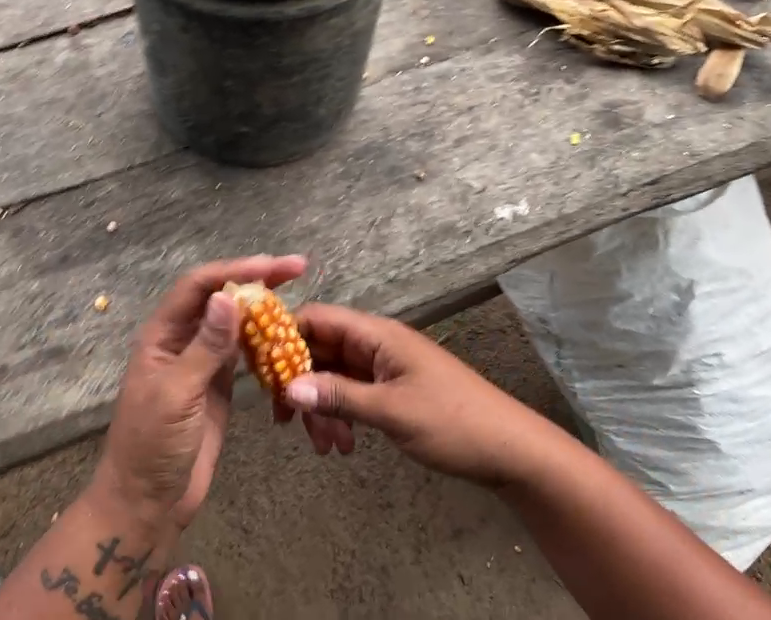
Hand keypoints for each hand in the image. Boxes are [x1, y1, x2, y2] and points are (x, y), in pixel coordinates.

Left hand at [91, 254, 307, 531]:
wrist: (147, 501)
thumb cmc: (151, 445)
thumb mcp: (177, 394)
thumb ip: (205, 347)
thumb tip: (229, 296)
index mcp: (162, 334)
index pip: (199, 286)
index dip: (235, 269)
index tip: (274, 265)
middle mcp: (181, 340)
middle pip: (220, 297)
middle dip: (255, 280)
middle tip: (298, 268)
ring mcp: (201, 363)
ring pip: (234, 323)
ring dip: (263, 309)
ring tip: (298, 296)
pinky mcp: (217, 386)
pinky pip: (242, 354)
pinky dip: (264, 342)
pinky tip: (286, 336)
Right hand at [280, 303, 563, 488]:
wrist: (511, 451)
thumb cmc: (453, 422)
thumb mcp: (391, 411)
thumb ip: (337, 396)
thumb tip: (287, 388)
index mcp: (376, 334)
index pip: (315, 319)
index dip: (282, 337)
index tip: (259, 369)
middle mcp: (375, 343)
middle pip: (319, 349)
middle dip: (299, 383)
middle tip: (284, 422)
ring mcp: (383, 367)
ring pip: (332, 376)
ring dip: (321, 407)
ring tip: (326, 448)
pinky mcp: (391, 390)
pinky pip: (351, 394)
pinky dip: (340, 415)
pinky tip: (342, 446)